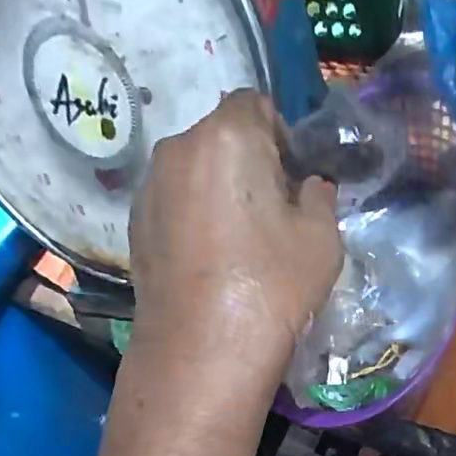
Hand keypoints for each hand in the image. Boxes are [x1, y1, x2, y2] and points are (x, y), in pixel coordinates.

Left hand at [129, 91, 342, 355]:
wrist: (202, 351)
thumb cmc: (272, 286)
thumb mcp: (322, 240)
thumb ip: (319, 198)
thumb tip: (309, 188)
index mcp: (227, 136)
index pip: (255, 104)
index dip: (279, 136)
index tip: (291, 180)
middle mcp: (177, 149)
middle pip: (219, 137)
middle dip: (246, 162)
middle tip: (268, 213)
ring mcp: (148, 189)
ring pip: (192, 172)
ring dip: (216, 190)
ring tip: (235, 242)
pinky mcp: (133, 226)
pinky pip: (172, 203)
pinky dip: (191, 216)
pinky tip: (207, 261)